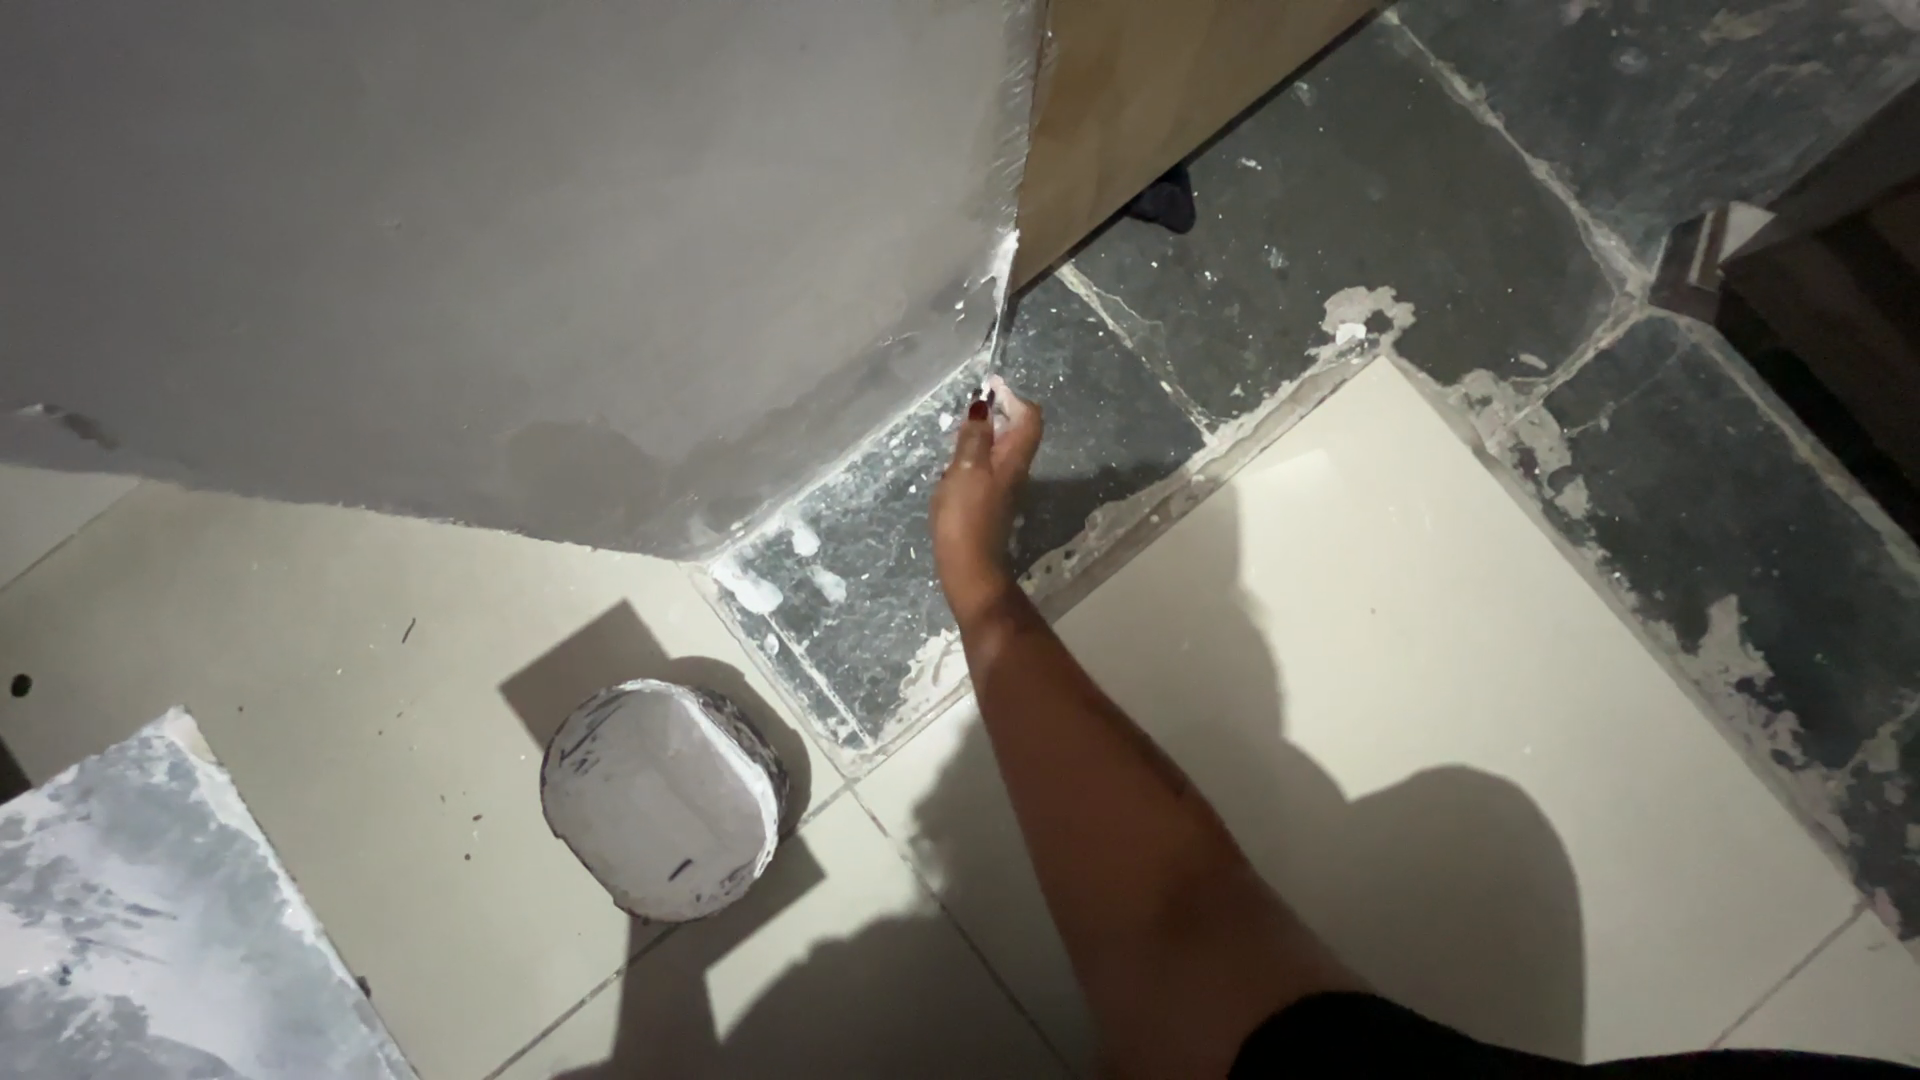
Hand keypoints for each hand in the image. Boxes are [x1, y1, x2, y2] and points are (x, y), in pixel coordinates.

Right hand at [930, 375, 1043, 625]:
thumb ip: (974, 437)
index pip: (1030, 417)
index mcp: (1014, 458)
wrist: (969, 566)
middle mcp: (1015, 469)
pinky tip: (953, 464)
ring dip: (984, 434)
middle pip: (1017, 431)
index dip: (1014, 398)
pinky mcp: (990, 502)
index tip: (990, 387)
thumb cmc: (966, 516)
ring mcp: (1004, 487)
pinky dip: (975, 456)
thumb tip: (983, 407)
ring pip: (1001, 449)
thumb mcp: (965, 470)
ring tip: (958, 432)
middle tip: (972, 408)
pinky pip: (987, 467)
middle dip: (998, 412)